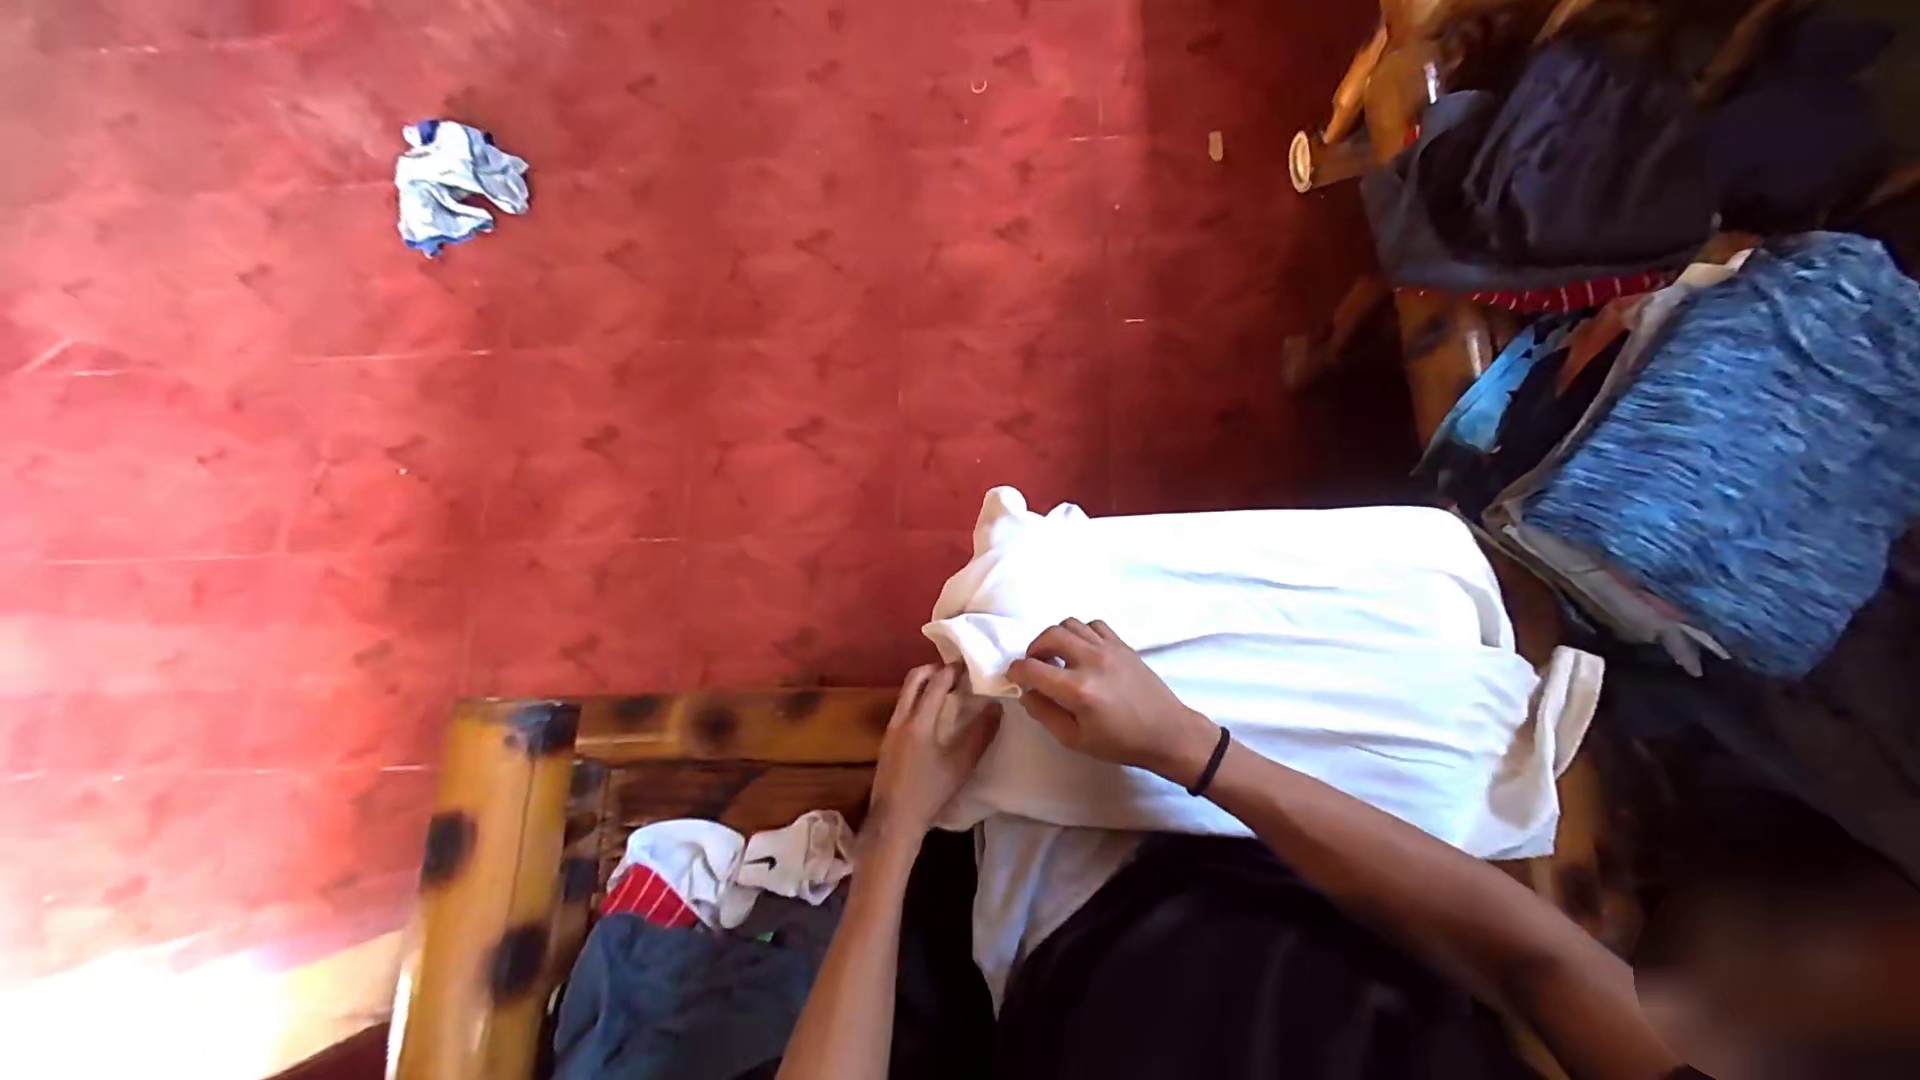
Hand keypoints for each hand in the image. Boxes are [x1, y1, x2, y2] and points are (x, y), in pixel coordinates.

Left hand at [865, 664, 1000, 855]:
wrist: (893, 820)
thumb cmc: (929, 793)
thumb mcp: (961, 765)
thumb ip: (980, 734)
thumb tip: (996, 707)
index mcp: (918, 721)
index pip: (937, 682)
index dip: (954, 669)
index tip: (970, 663)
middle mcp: (900, 718)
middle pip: (915, 679)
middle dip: (935, 669)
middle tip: (957, 671)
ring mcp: (890, 729)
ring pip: (906, 692)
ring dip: (925, 683)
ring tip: (947, 688)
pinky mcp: (887, 740)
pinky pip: (903, 706)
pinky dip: (918, 698)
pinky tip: (932, 712)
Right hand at [1006, 618, 1218, 784]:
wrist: (1167, 733)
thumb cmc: (1120, 743)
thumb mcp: (1075, 740)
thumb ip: (1044, 714)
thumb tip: (1026, 693)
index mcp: (1077, 690)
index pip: (1032, 668)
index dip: (1016, 671)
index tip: (1015, 677)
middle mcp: (1091, 661)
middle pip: (1049, 635)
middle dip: (1033, 649)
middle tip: (1035, 666)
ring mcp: (1108, 648)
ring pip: (1070, 624)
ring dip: (1056, 638)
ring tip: (1057, 657)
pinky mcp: (1122, 644)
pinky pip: (1093, 625)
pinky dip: (1080, 633)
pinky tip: (1082, 651)